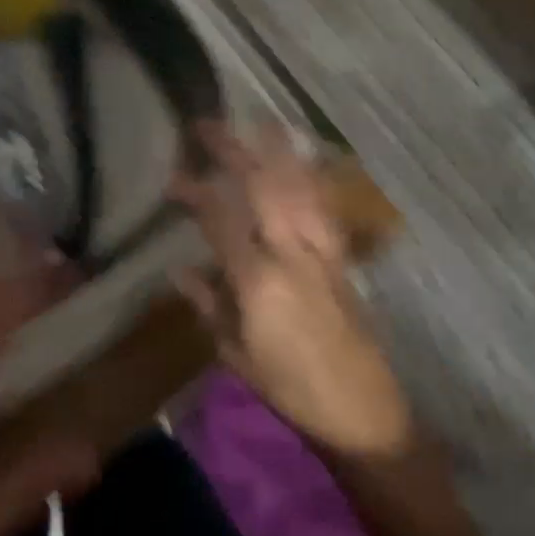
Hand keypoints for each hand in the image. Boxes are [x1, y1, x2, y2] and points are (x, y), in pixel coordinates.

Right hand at [172, 123, 412, 457]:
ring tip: (261, 123)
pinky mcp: (343, 259)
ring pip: (300, 189)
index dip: (195, 192)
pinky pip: (325, 206)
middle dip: (234, 151)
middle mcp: (293, 255)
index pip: (221, 220)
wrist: (363, 412)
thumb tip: (180, 270)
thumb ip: (209, 305)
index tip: (172, 178)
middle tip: (207, 125)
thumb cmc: (290, 388)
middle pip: (263, 189)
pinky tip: (305, 162)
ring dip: (278, 153)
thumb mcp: (236, 353)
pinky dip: (313, 178)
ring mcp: (323, 252)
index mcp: (259, 281)